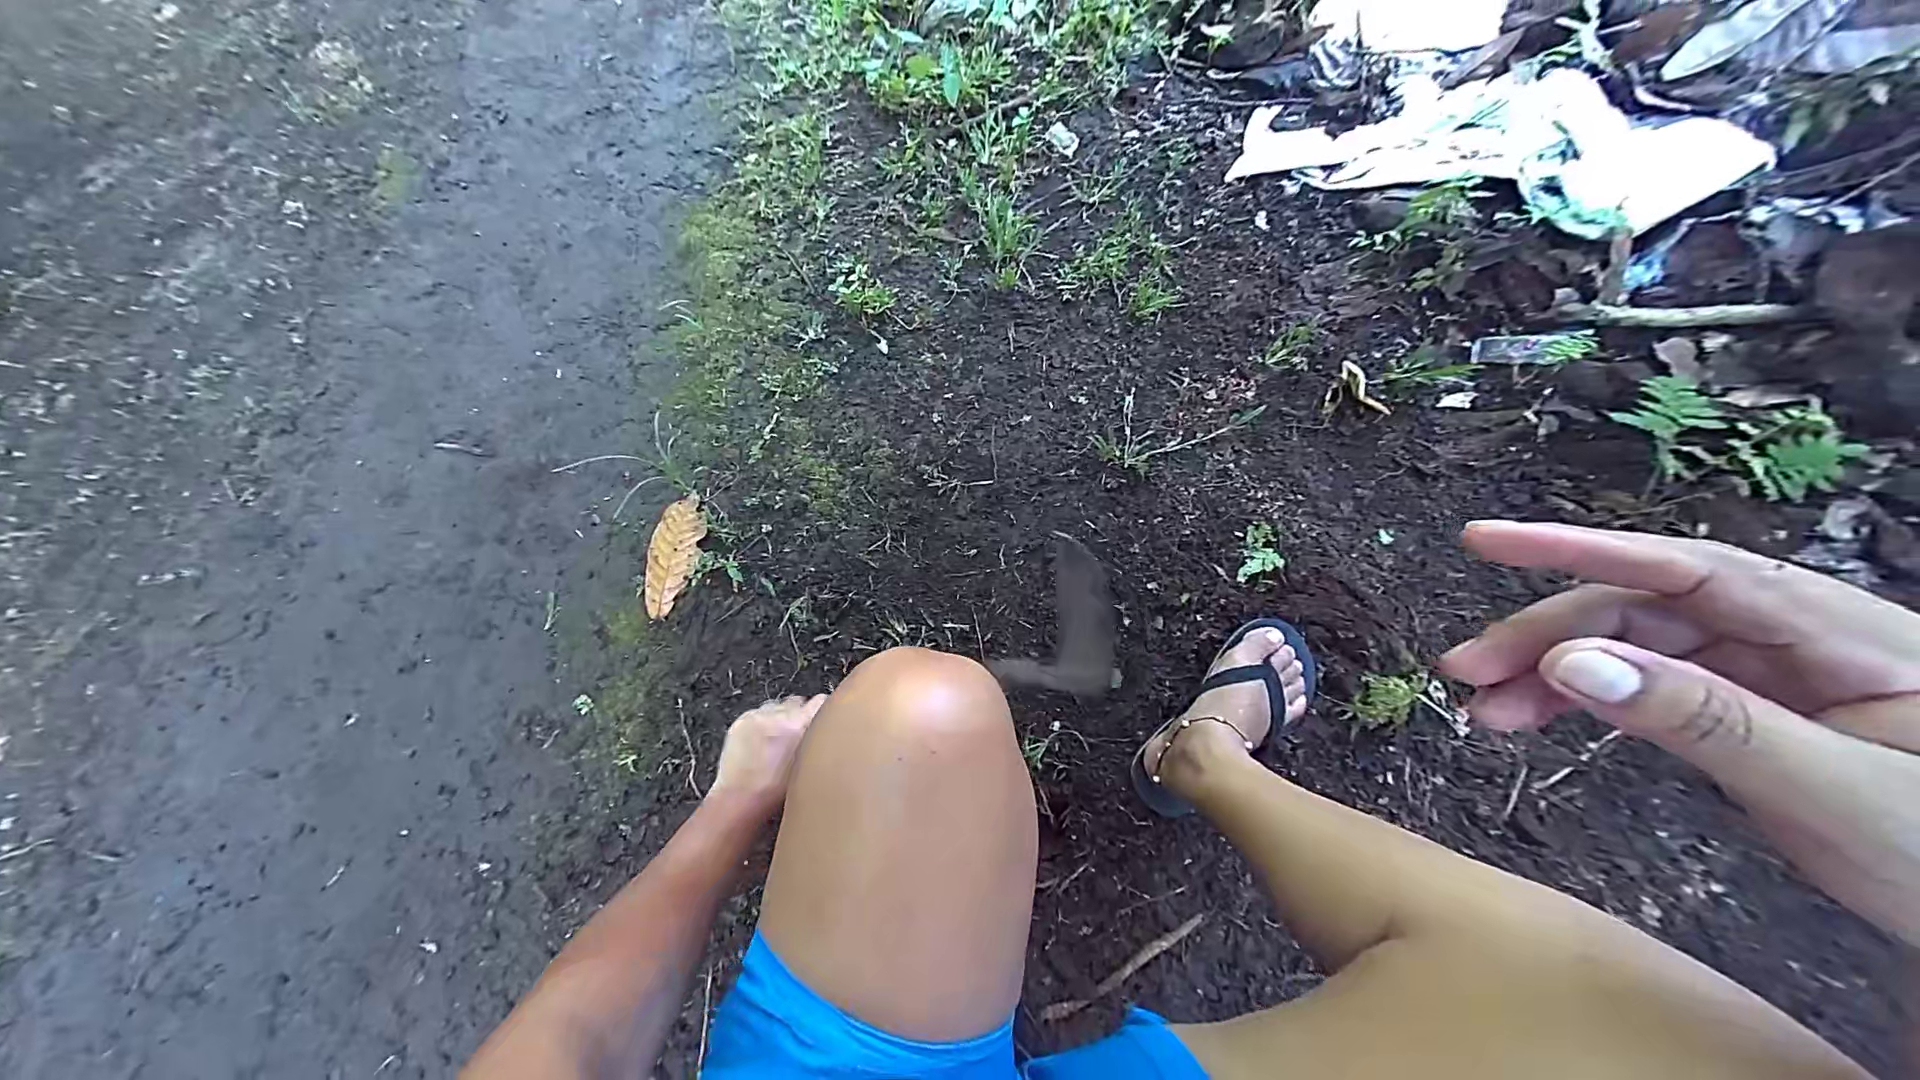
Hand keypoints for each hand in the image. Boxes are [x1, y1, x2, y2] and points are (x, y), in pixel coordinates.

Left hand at [710, 695, 825, 812]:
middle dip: (797, 715)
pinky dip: (760, 724)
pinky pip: (757, 714)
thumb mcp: (811, 764)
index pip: (820, 700)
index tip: (819, 719)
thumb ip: (819, 739)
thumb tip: (825, 727)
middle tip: (794, 736)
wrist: (741, 800)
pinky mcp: (743, 719)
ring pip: (776, 706)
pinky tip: (758, 744)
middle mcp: (781, 715)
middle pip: (798, 701)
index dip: (820, 711)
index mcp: (803, 725)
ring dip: (778, 718)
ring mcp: (759, 715)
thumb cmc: (776, 791)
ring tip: (773, 742)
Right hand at [1440, 520, 1919, 946]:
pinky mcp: (1741, 710)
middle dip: (1540, 638)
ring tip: (1486, 712)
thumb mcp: (1839, 795)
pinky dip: (1577, 701)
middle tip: (1465, 672)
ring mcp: (1766, 676)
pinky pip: (1637, 688)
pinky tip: (1535, 718)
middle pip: (1635, 613)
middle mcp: (1795, 640)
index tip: (1483, 541)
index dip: (1576, 548)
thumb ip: (1705, 721)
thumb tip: (1573, 663)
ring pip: (1624, 650)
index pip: (1686, 570)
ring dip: (1545, 675)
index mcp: (1846, 638)